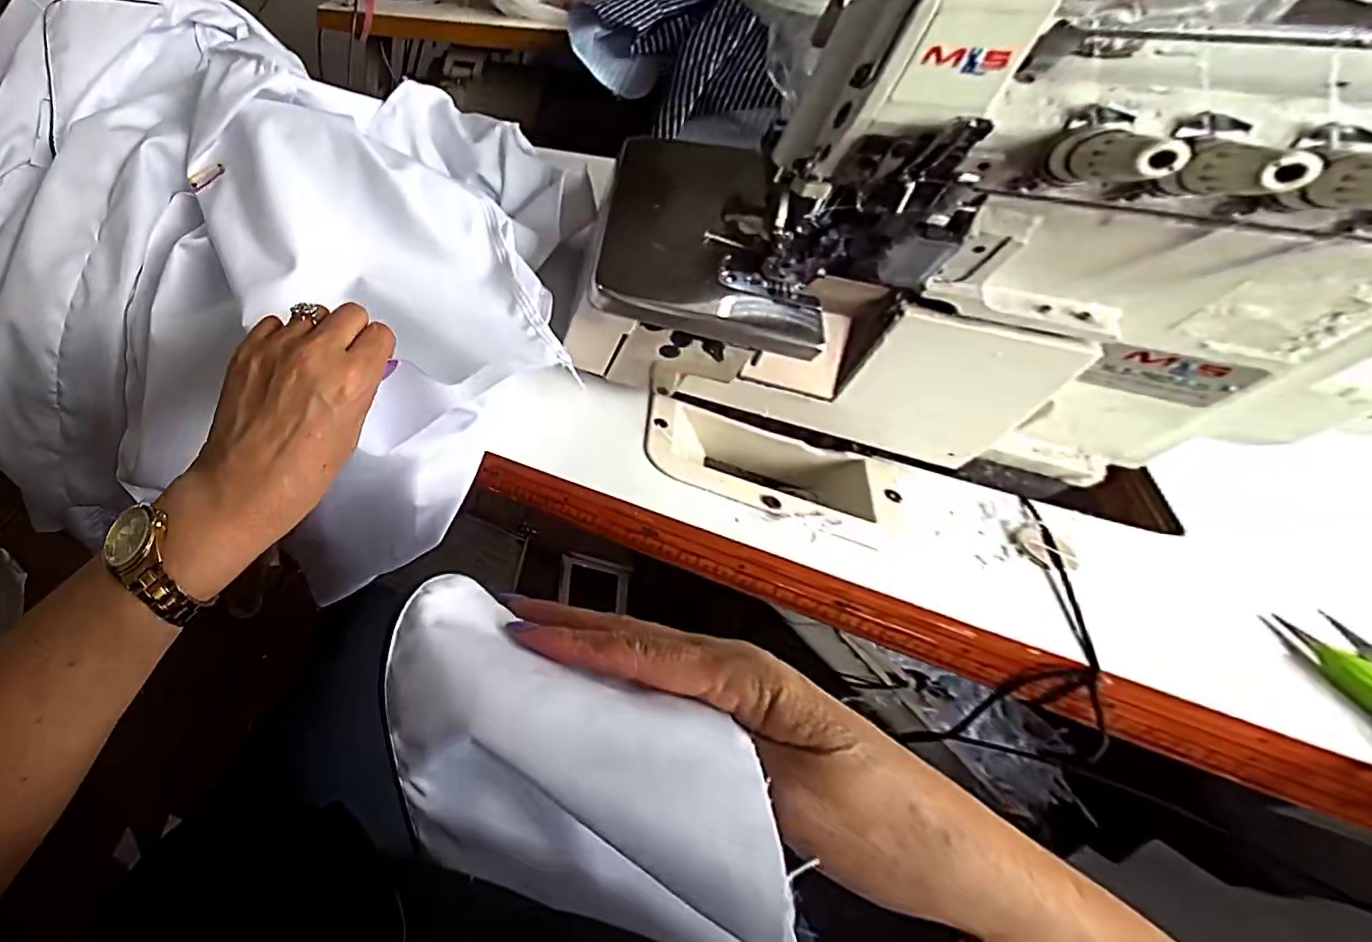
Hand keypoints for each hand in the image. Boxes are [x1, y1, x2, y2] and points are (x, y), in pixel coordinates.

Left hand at [155, 304, 394, 599]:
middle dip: (351, 334)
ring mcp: (279, 349)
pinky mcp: (249, 350)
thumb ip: (360, 392)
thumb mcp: (349, 436)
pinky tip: (282, 363)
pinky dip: (282, 337)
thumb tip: (363, 370)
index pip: (379, 334)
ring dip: (315, 334)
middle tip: (342, 356)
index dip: (375, 348)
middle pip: (351, 313)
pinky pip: (275, 323)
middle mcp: (316, 356)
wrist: (241, 488)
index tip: (369, 356)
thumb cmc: (294, 477)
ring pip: (312, 314)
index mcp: (350, 380)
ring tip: (307, 364)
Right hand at [505, 598, 1171, 941]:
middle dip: (572, 622)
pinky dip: (614, 668)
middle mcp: (736, 667)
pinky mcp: (732, 711)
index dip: (583, 643)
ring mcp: (734, 687)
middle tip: (515, 611)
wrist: (954, 860)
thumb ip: (717, 744)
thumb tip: (644, 721)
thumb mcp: (795, 787)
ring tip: (539, 631)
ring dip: (587, 639)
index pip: (647, 650)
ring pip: (644, 650)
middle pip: (638, 635)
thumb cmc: (890, 822)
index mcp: (748, 673)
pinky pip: (658, 677)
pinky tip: (592, 674)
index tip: (531, 635)